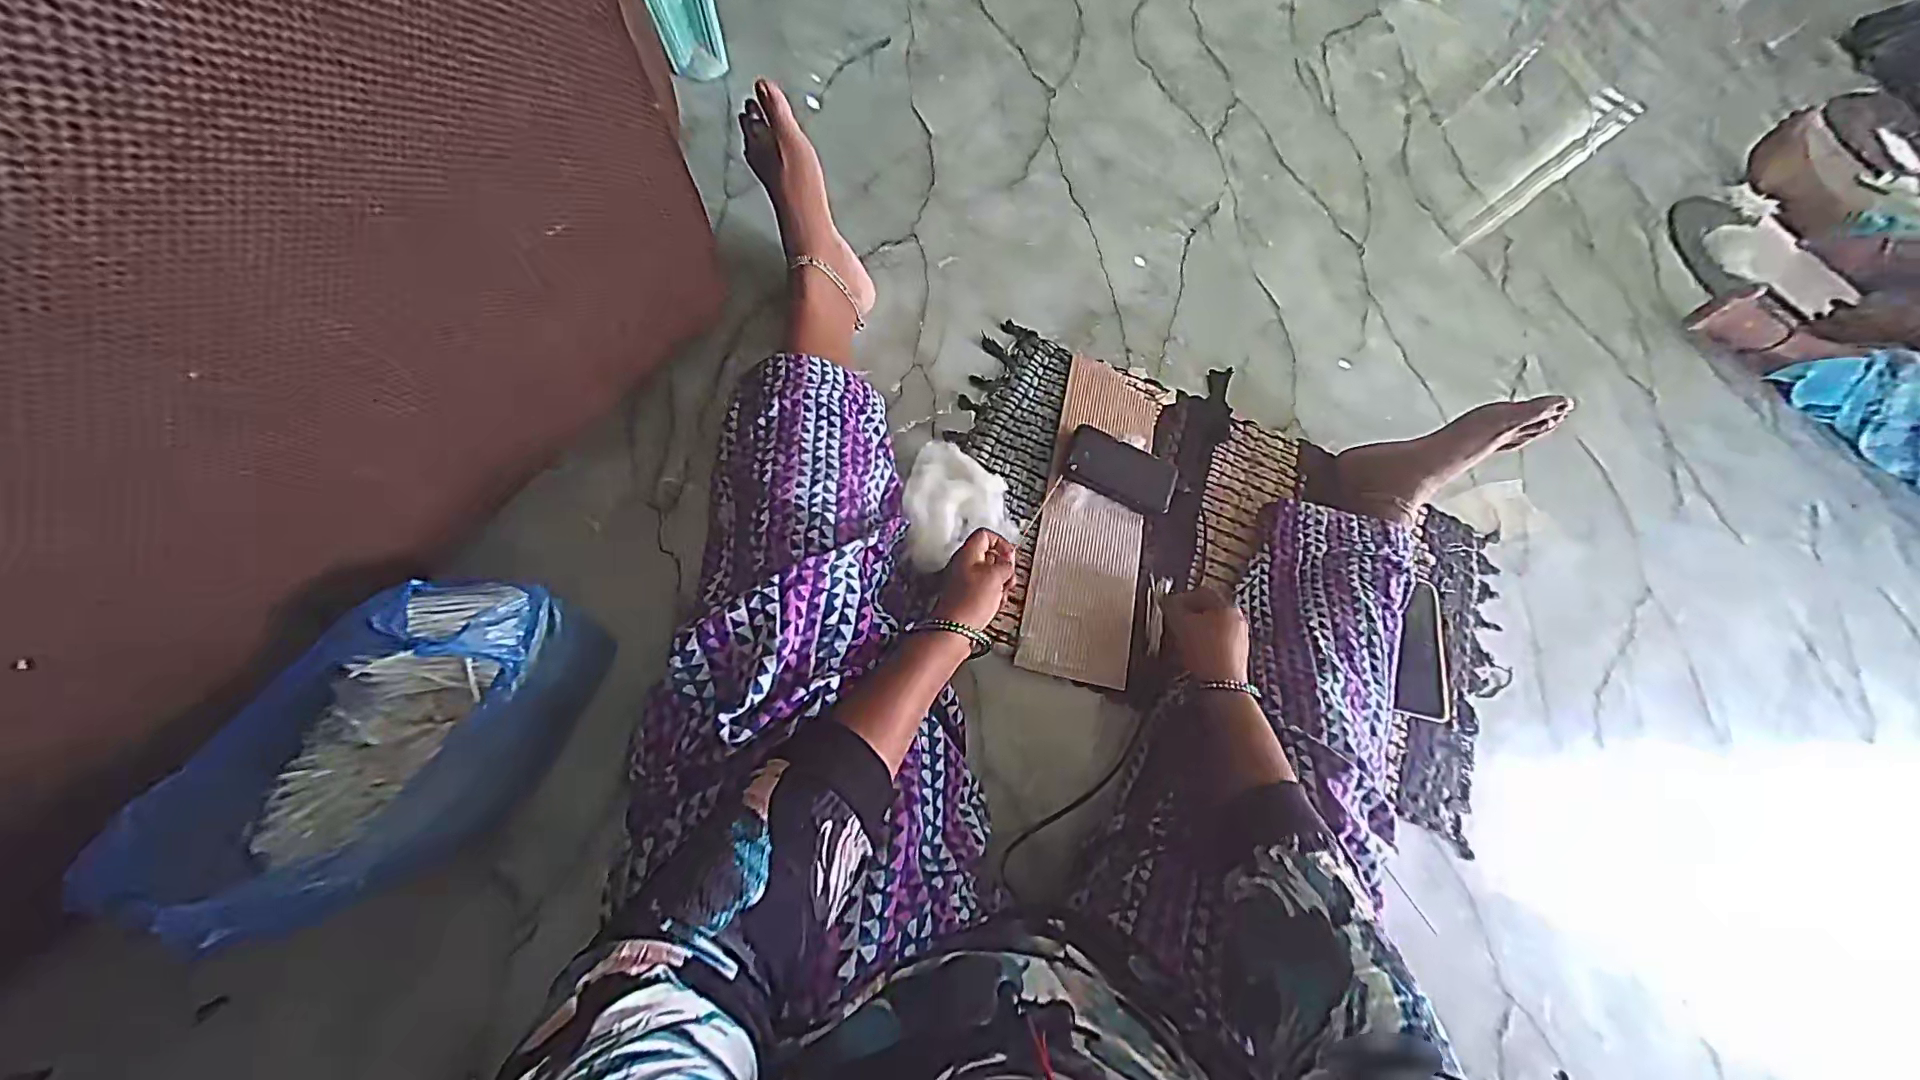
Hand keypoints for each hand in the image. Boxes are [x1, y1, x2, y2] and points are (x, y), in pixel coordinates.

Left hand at [932, 528, 1015, 630]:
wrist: (954, 630)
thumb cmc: (969, 602)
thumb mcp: (995, 577)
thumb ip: (1005, 565)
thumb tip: (1008, 563)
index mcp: (968, 554)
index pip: (985, 535)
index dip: (1001, 543)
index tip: (1010, 556)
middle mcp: (964, 565)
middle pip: (989, 556)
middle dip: (1004, 567)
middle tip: (1008, 577)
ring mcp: (964, 582)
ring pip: (990, 575)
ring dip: (1001, 584)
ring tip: (1002, 594)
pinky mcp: (967, 598)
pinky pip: (985, 591)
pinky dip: (994, 596)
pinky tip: (995, 605)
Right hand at [1161, 586, 1249, 682]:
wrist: (1222, 686)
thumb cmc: (1203, 651)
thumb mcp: (1179, 623)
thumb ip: (1171, 606)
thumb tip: (1168, 600)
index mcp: (1227, 605)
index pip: (1201, 591)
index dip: (1181, 597)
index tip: (1168, 606)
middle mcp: (1237, 618)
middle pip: (1208, 609)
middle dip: (1189, 614)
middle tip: (1174, 622)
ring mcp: (1240, 637)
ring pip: (1213, 625)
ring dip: (1196, 629)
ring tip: (1181, 640)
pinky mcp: (1237, 655)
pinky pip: (1217, 641)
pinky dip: (1204, 643)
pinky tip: (1194, 654)